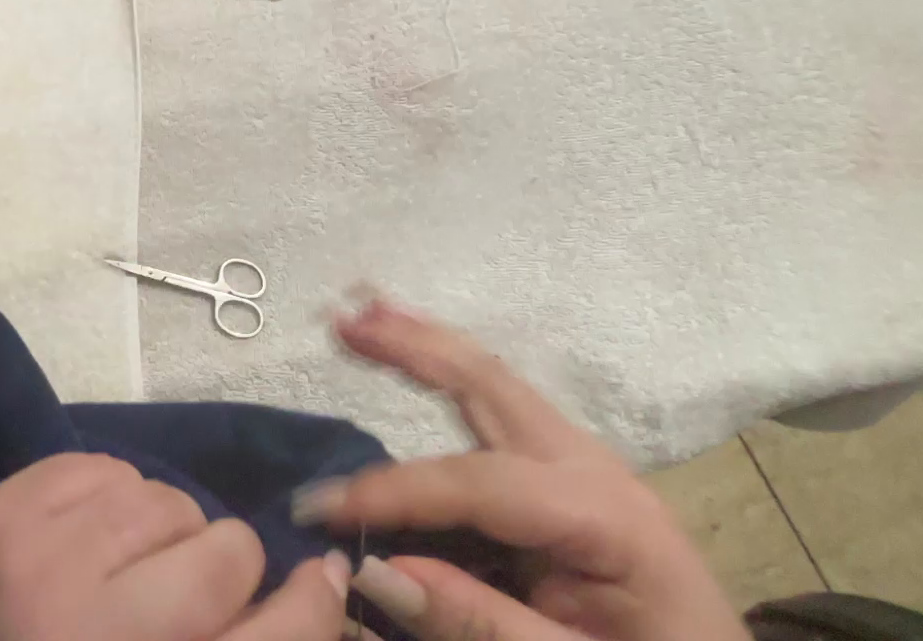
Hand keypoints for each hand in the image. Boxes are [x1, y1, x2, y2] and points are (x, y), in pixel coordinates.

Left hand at [0, 453, 351, 640]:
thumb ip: (221, 639)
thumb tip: (316, 585)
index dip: (311, 606)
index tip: (324, 579)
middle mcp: (89, 625)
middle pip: (224, 553)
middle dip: (223, 562)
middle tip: (184, 586)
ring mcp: (42, 552)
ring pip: (168, 499)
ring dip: (167, 525)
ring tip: (129, 557)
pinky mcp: (10, 502)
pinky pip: (111, 465)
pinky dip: (117, 492)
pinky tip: (90, 528)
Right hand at [292, 299, 751, 640]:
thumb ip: (478, 622)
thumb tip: (374, 571)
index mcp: (604, 515)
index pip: (475, 484)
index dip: (392, 492)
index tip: (318, 508)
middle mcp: (590, 464)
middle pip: (488, 383)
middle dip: (411, 345)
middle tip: (342, 322)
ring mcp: (579, 457)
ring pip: (490, 378)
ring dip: (423, 341)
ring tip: (365, 313)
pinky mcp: (565, 466)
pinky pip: (495, 401)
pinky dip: (444, 366)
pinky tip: (412, 351)